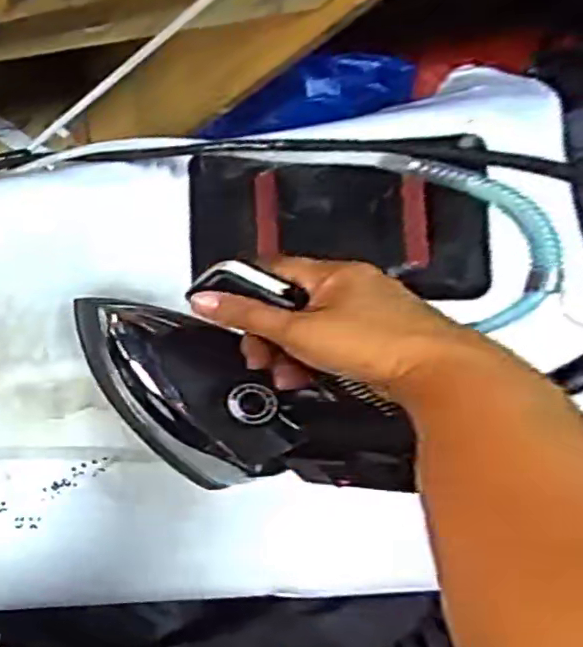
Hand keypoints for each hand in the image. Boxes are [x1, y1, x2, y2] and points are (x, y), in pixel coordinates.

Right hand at [187, 257, 497, 402]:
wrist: (440, 376)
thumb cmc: (384, 345)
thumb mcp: (294, 329)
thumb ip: (244, 314)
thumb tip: (205, 299)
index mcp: (336, 274)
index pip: (269, 270)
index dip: (239, 288)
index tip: (219, 305)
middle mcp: (353, 288)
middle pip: (282, 305)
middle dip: (263, 334)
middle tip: (259, 353)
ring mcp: (365, 313)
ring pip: (301, 327)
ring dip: (283, 352)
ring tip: (287, 370)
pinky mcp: (371, 338)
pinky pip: (322, 343)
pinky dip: (307, 359)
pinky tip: (307, 374)